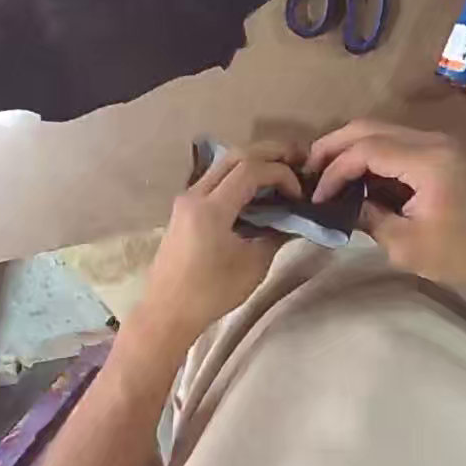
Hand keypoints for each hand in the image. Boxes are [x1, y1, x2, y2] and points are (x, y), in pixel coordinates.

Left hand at [137, 142, 301, 341]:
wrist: (167, 311)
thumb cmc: (210, 293)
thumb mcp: (252, 265)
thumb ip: (275, 234)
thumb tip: (294, 218)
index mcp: (210, 208)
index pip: (251, 169)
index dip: (281, 173)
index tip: (298, 194)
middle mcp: (194, 195)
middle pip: (235, 156)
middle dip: (270, 153)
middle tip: (298, 160)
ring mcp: (185, 200)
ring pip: (222, 165)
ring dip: (253, 163)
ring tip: (281, 174)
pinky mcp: (184, 210)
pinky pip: (214, 181)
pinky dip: (238, 178)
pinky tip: (257, 192)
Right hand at [307, 121, 465, 288]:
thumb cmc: (457, 256)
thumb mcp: (403, 245)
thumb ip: (366, 216)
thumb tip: (335, 205)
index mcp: (428, 163)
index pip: (366, 150)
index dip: (334, 171)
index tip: (317, 198)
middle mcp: (433, 142)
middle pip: (368, 127)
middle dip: (332, 146)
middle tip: (308, 171)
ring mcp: (437, 144)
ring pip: (378, 130)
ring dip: (347, 148)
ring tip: (323, 173)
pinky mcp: (437, 153)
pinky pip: (392, 142)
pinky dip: (366, 154)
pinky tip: (350, 175)